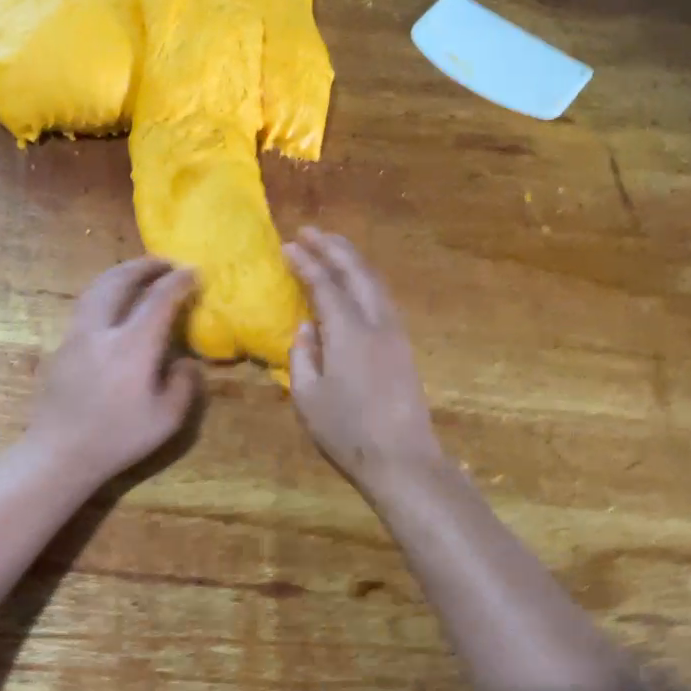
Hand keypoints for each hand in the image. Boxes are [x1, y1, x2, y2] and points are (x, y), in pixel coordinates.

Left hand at [26, 257, 200, 484]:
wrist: (59, 453)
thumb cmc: (117, 440)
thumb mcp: (166, 420)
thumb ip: (184, 384)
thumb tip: (185, 360)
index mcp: (131, 346)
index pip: (158, 299)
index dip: (178, 282)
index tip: (193, 273)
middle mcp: (100, 330)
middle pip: (119, 280)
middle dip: (144, 266)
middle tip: (165, 264)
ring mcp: (75, 335)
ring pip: (96, 288)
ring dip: (120, 274)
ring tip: (138, 275)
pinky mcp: (60, 346)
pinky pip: (85, 307)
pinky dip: (104, 293)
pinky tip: (114, 306)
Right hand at [283, 227, 442, 496]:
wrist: (401, 458)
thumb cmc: (346, 431)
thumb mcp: (308, 397)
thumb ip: (302, 356)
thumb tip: (306, 327)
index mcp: (349, 332)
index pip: (325, 285)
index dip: (306, 263)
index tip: (287, 245)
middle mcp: (376, 322)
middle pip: (356, 272)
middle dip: (333, 248)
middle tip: (310, 232)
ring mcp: (395, 332)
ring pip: (375, 281)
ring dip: (352, 260)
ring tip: (332, 247)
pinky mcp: (404, 345)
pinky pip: (383, 297)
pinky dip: (365, 279)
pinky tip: (354, 283)